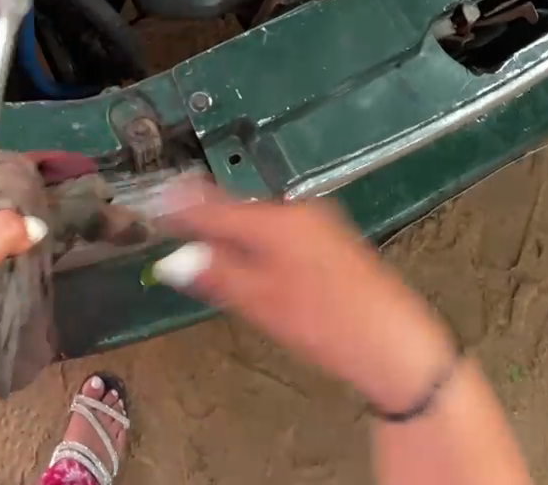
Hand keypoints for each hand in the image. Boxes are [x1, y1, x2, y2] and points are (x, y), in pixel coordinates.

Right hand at [155, 181, 455, 413]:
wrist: (395, 343)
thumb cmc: (326, 324)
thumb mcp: (261, 303)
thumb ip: (215, 274)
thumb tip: (171, 260)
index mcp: (273, 219)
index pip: (212, 204)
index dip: (178, 205)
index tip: (152, 204)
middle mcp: (294, 209)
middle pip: (234, 206)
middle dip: (202, 214)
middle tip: (170, 222)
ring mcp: (315, 219)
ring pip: (256, 217)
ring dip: (228, 226)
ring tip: (201, 240)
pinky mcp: (328, 236)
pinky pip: (277, 225)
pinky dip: (254, 235)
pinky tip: (249, 255)